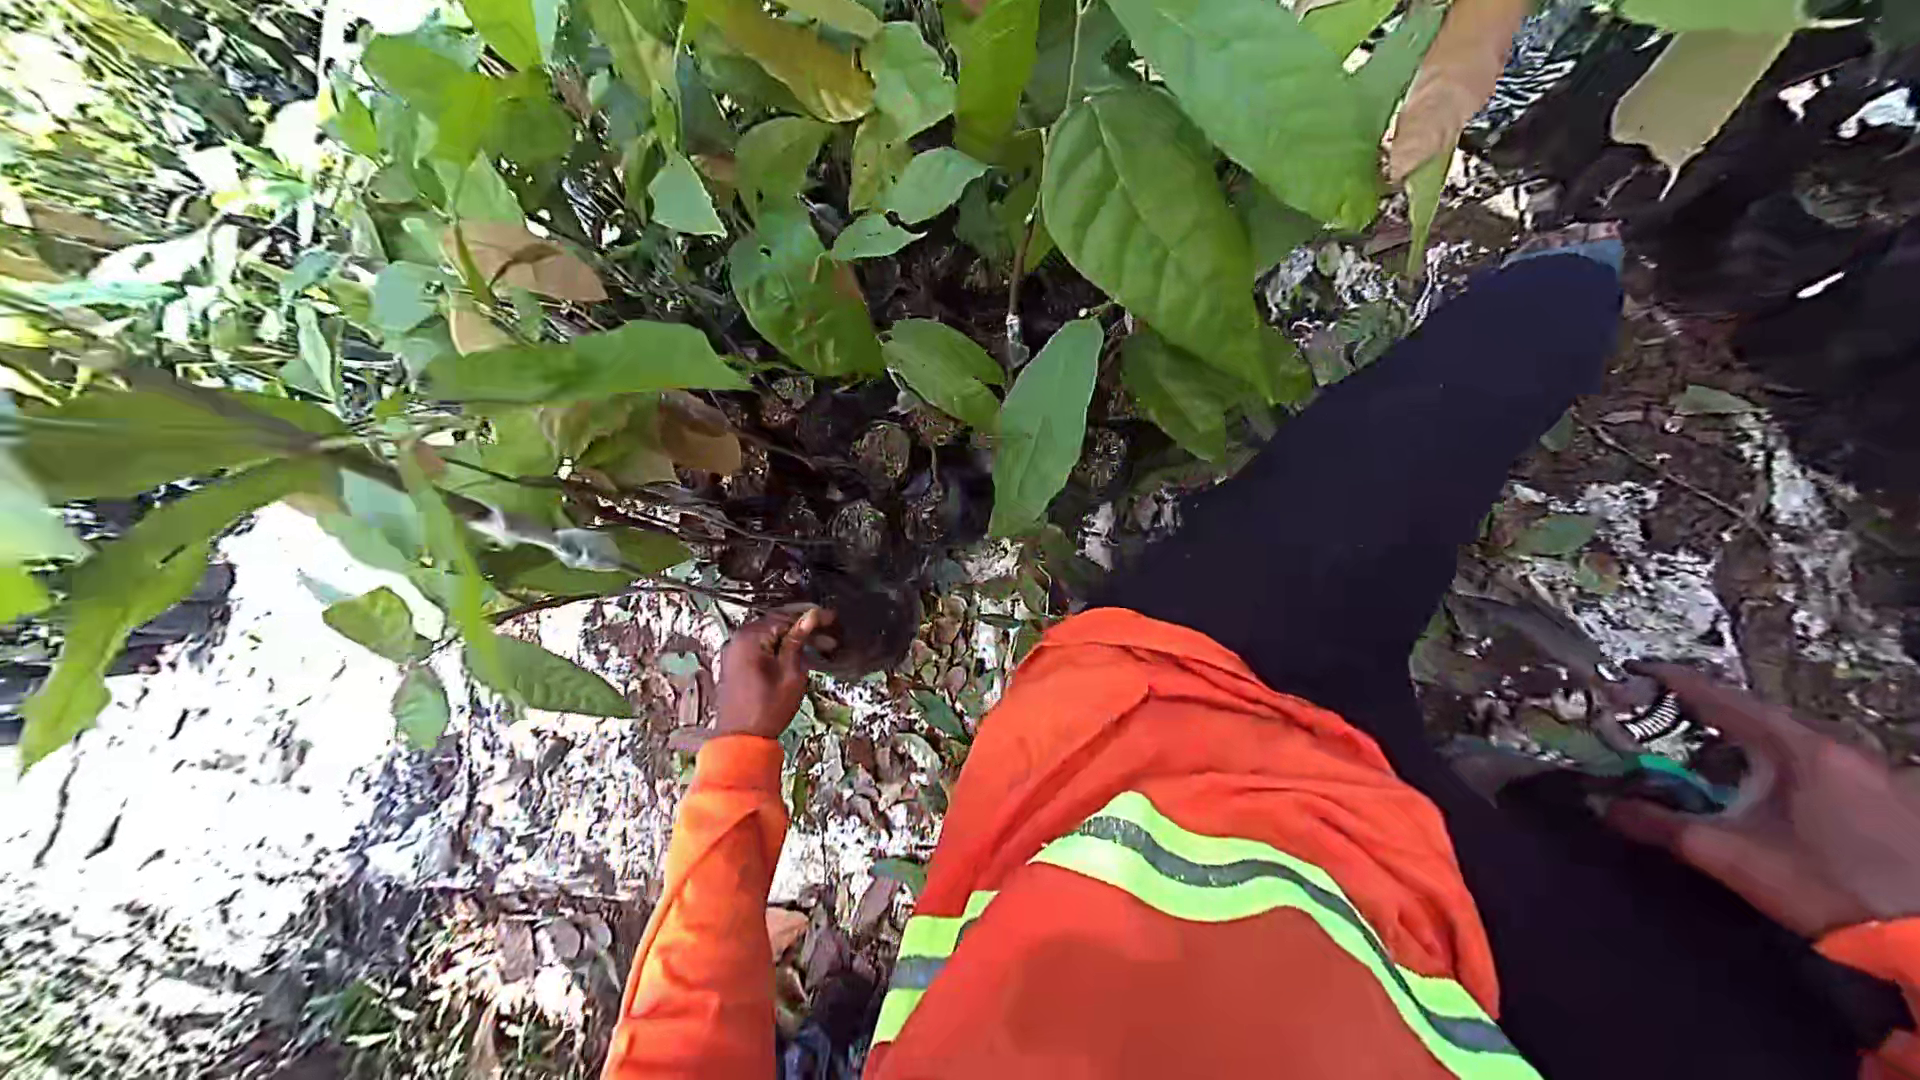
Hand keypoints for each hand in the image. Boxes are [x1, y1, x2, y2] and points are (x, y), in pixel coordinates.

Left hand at [712, 607, 834, 739]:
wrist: (741, 740)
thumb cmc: (767, 709)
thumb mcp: (791, 673)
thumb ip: (798, 641)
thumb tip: (809, 617)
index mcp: (750, 639)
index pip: (785, 617)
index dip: (810, 617)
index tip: (830, 618)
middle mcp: (738, 640)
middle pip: (776, 624)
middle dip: (803, 628)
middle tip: (828, 636)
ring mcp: (734, 651)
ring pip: (770, 635)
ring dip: (793, 639)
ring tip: (818, 648)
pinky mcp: (735, 663)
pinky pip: (761, 646)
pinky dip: (779, 648)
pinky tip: (798, 656)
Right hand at [1605, 664, 1919, 936]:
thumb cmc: (1822, 886)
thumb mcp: (1724, 854)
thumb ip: (1655, 823)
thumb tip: (1603, 805)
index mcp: (1802, 751)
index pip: (1722, 698)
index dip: (1673, 681)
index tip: (1635, 671)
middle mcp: (1845, 752)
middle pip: (1760, 715)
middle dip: (1708, 712)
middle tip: (1662, 715)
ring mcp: (1881, 777)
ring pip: (1793, 739)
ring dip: (1747, 739)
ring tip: (1707, 749)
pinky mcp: (1896, 802)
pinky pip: (1822, 763)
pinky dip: (1780, 761)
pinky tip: (1763, 783)